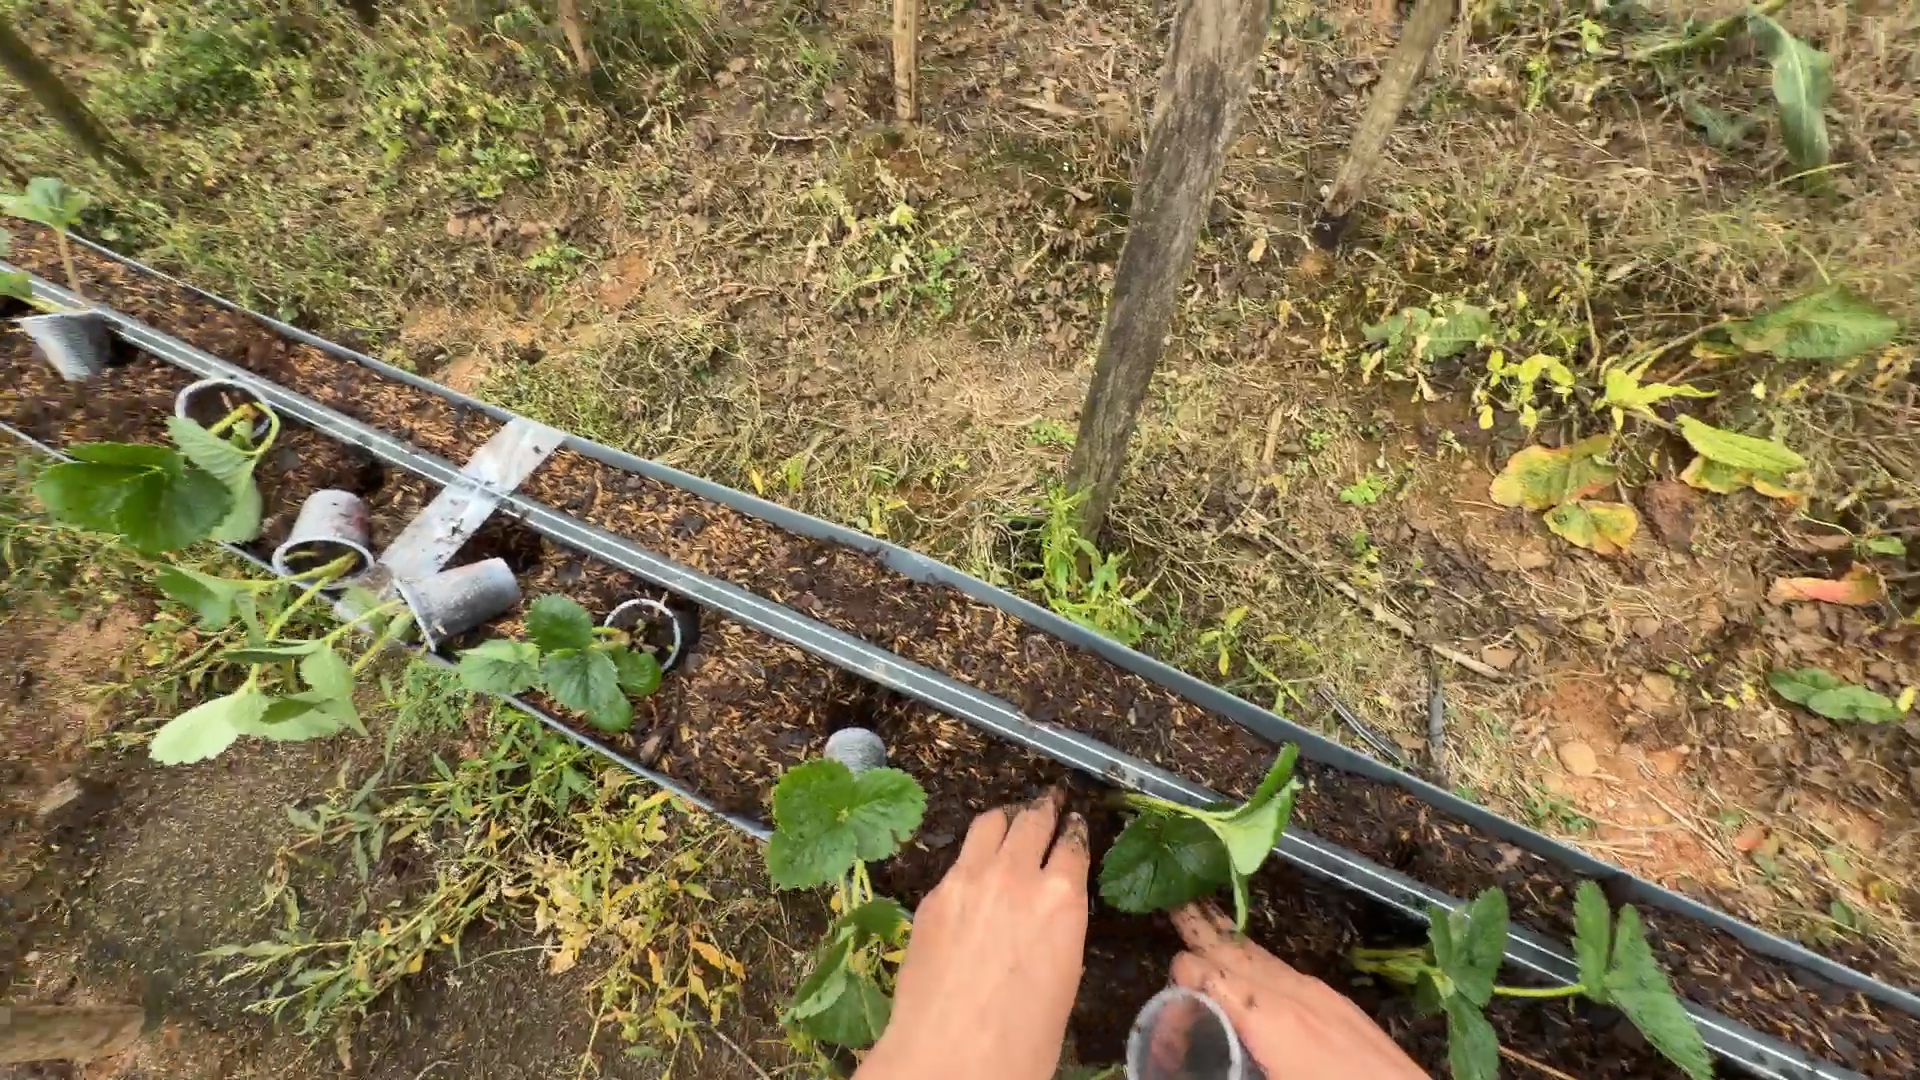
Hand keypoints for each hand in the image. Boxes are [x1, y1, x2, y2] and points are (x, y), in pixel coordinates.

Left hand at [856, 791, 1090, 1079]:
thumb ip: (1057, 929)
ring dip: (1008, 816)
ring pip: (992, 822)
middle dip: (1045, 808)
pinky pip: (960, 856)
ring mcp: (971, 876)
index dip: (1075, 830)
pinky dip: (974, 852)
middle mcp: (1018, 874)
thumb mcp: (1063, 979)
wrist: (948, 1059)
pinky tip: (974, 864)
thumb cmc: (1022, 1043)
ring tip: (1011, 817)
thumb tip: (1048, 911)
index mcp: (1062, 899)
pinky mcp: (937, 890)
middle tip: (1049, 801)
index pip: (1073, 845)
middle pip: (1034, 820)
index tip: (1075, 822)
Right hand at [1171, 901, 1428, 1079]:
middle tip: (1168, 899)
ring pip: (1256, 954)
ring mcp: (1319, 995)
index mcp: (1268, 1018)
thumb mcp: (1265, 1076)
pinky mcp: (1339, 1006)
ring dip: (1223, 941)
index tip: (1161, 1023)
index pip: (1199, 971)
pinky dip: (1252, 961)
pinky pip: (1281, 970)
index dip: (1172, 987)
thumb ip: (1226, 1063)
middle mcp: (1290, 992)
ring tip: (1196, 918)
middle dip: (1195, 926)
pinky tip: (1248, 971)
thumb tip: (1187, 1056)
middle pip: (1228, 947)